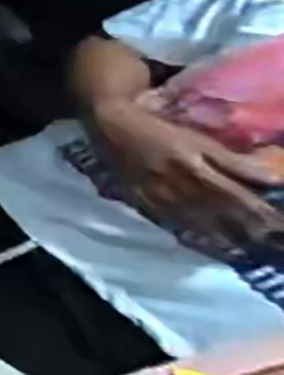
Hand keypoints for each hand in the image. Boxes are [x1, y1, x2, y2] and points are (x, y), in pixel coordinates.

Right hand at [90, 96, 283, 249]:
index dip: (263, 215)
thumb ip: (232, 161)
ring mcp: (153, 192)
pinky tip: (195, 239)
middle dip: (245, 230)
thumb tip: (275, 181)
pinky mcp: (135, 195)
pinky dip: (181, 230)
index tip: (281, 228)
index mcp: (195, 169)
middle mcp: (176, 185)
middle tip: (267, 245)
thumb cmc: (158, 131)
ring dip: (216, 236)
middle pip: (217, 213)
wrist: (107, 124)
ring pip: (190, 219)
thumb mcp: (198, 140)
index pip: (239, 198)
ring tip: (237, 250)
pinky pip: (161, 216)